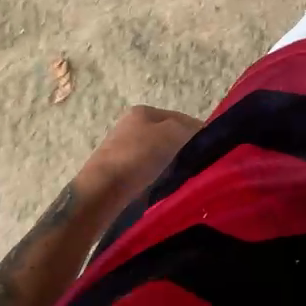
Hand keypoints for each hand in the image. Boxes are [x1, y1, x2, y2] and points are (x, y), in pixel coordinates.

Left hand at [76, 105, 201, 208]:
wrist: (98, 194)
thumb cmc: (138, 157)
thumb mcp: (174, 133)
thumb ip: (192, 129)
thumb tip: (203, 135)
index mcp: (143, 111)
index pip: (181, 118)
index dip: (197, 133)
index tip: (208, 151)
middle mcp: (129, 126)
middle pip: (167, 137)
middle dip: (181, 150)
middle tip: (193, 165)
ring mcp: (119, 151)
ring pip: (156, 156)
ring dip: (167, 166)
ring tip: (176, 180)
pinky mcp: (113, 175)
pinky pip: (143, 173)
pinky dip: (153, 179)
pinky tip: (158, 189)